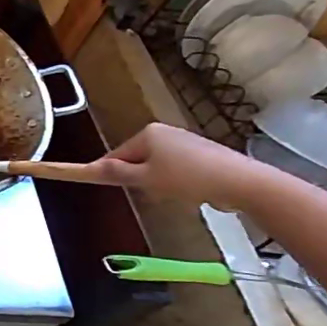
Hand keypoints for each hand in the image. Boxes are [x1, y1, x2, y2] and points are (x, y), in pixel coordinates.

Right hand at [73, 122, 278, 210]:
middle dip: (138, 178)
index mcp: (147, 134)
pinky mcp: (200, 152)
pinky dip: (174, 180)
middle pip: (136, 159)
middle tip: (147, 193)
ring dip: (156, 181)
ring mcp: (184, 141)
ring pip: (156, 165)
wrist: (239, 181)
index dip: (108, 173)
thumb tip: (87, 167)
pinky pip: (174, 167)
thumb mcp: (146, 179)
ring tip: (171, 193)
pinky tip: (186, 190)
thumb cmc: (187, 178)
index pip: (115, 155)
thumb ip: (116, 173)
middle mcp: (164, 132)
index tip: (103, 186)